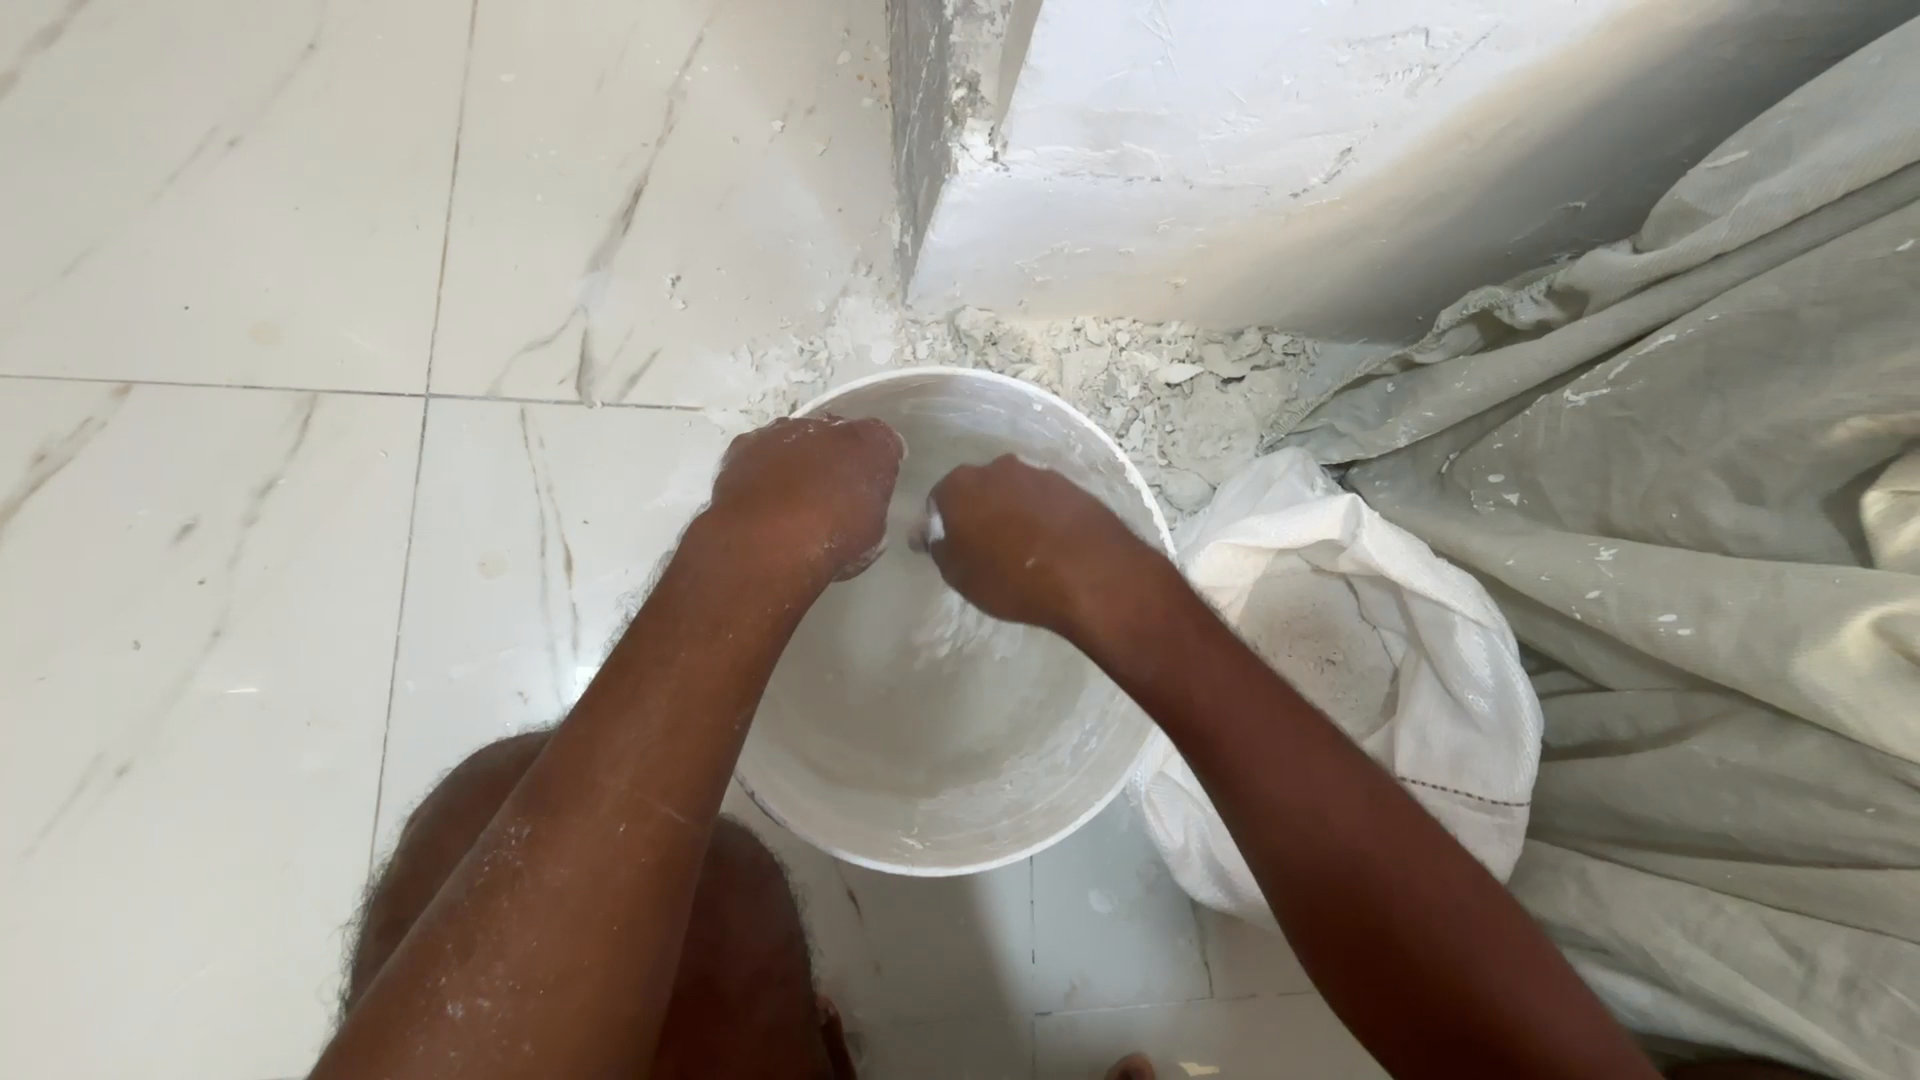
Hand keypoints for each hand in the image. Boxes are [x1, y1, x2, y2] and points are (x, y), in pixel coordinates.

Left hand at [706, 415, 903, 584]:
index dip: (879, 463)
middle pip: (837, 435)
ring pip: (796, 440)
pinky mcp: (745, 445)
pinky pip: (762, 454)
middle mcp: (827, 426)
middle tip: (831, 492)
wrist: (767, 539)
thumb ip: (870, 508)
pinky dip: (765, 470)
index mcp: (869, 442)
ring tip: (792, 498)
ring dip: (798, 461)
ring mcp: (782, 431)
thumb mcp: (872, 534)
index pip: (883, 441)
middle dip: (835, 457)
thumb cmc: (833, 538)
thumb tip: (861, 508)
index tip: (873, 485)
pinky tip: (763, 498)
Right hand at [911, 455, 1157, 634]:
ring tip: (1023, 550)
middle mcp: (997, 468)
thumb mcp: (959, 575)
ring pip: (1014, 493)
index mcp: (960, 485)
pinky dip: (1042, 518)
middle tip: (986, 550)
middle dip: (978, 514)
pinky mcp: (1071, 486)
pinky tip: (1050, 546)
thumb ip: (939, 548)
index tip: (951, 550)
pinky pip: (1045, 502)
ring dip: (1012, 514)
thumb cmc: (1010, 578)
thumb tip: (928, 532)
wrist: (1089, 574)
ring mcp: (1038, 473)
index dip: (942, 527)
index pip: (938, 501)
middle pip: (978, 491)